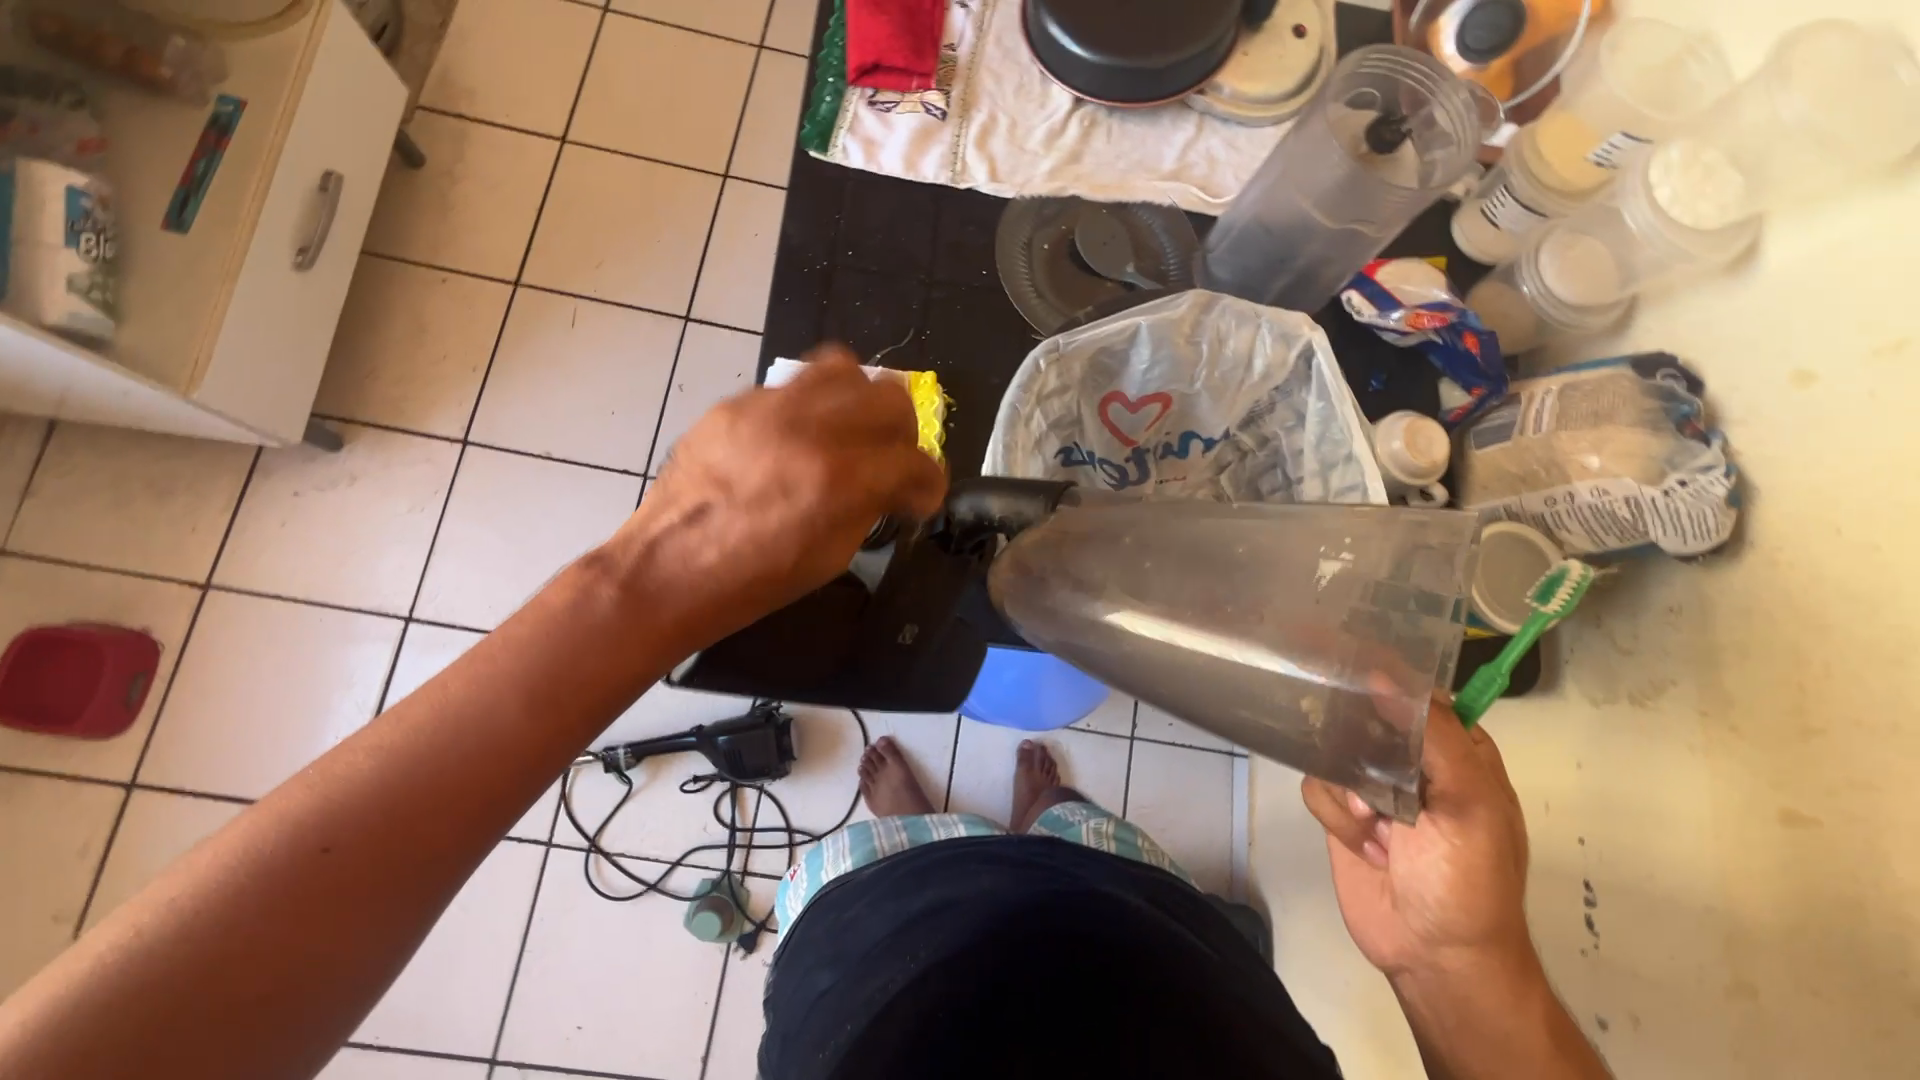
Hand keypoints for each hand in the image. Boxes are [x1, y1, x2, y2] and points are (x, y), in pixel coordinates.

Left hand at [606, 343, 946, 639]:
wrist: (671, 568)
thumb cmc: (756, 580)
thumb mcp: (833, 554)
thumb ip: (872, 505)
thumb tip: (895, 485)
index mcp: (841, 478)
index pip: (916, 459)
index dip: (930, 482)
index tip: (921, 498)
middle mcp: (812, 428)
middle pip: (891, 397)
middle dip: (903, 433)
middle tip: (890, 462)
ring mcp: (770, 406)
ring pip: (845, 369)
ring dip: (859, 402)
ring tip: (848, 432)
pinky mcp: (737, 401)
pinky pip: (793, 386)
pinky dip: (810, 409)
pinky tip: (795, 441)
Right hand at [1301, 695, 1533, 984]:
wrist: (1435, 956)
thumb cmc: (1468, 879)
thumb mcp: (1469, 802)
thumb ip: (1432, 735)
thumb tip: (1382, 674)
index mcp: (1457, 752)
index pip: (1417, 694)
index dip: (1386, 677)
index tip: (1348, 662)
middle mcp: (1413, 763)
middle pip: (1364, 714)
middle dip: (1354, 736)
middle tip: (1358, 757)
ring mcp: (1374, 789)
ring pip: (1332, 750)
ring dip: (1348, 789)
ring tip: (1376, 827)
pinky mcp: (1342, 816)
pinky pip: (1316, 787)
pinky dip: (1334, 815)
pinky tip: (1365, 846)